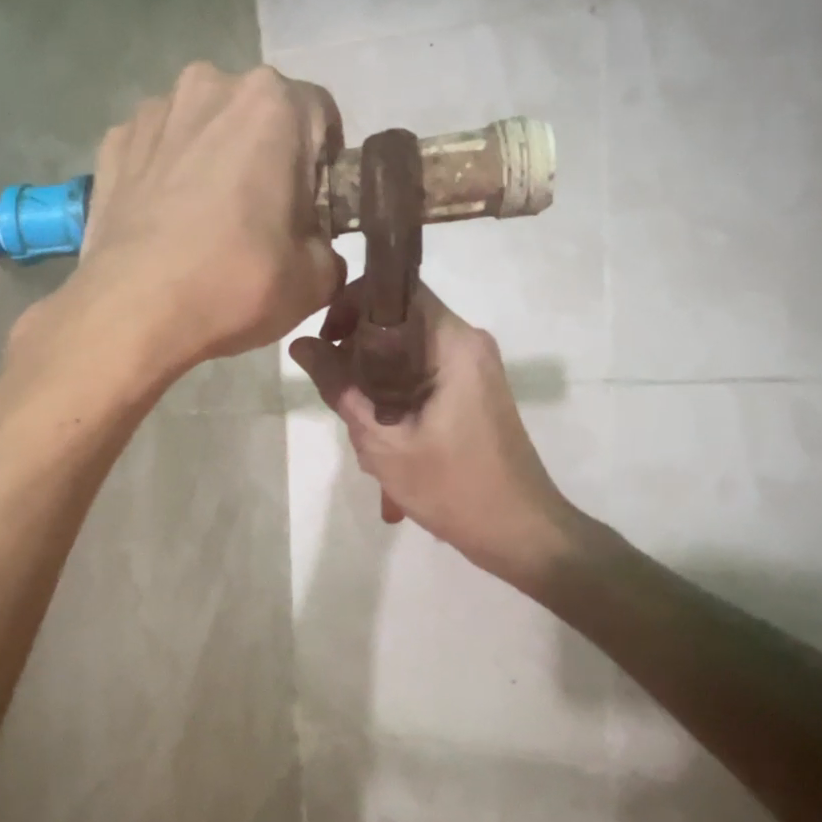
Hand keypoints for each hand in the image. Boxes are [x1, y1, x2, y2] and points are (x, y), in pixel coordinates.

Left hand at [18, 63, 345, 375]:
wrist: (132, 314)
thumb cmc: (235, 285)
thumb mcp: (317, 279)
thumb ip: (329, 245)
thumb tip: (313, 245)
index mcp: (274, 102)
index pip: (321, 118)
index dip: (322, 168)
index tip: (311, 211)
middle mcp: (211, 87)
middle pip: (255, 116)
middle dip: (264, 157)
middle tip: (259, 221)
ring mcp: (153, 113)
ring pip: (200, 130)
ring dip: (210, 162)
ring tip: (203, 225)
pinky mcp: (110, 147)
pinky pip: (154, 154)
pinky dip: (162, 178)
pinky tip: (162, 226)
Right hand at [288, 281, 586, 586]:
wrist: (520, 532)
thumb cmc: (452, 487)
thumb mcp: (382, 441)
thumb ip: (339, 388)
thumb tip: (301, 345)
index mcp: (452, 344)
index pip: (396, 289)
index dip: (351, 303)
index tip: (325, 340)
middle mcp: (467, 343)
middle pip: (397, 321)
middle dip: (357, 351)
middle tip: (337, 396)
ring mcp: (472, 368)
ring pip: (404, 351)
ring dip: (373, 381)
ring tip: (362, 429)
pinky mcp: (472, 391)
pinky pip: (420, 373)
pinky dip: (393, 395)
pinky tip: (383, 440)